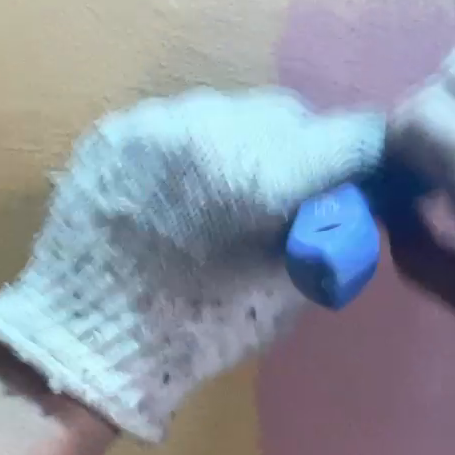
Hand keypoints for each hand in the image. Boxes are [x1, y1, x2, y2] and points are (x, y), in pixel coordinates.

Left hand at [0, 90, 382, 441]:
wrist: (85, 342)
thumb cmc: (192, 336)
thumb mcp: (280, 297)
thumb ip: (320, 238)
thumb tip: (342, 202)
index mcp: (259, 179)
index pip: (347, 137)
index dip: (367, 158)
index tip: (369, 177)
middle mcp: (212, 129)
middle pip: (288, 115)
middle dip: (302, 152)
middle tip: (293, 195)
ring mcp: (158, 122)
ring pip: (233, 112)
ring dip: (249, 146)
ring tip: (230, 195)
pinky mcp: (117, 128)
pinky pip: (181, 124)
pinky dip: (198, 152)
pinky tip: (184, 194)